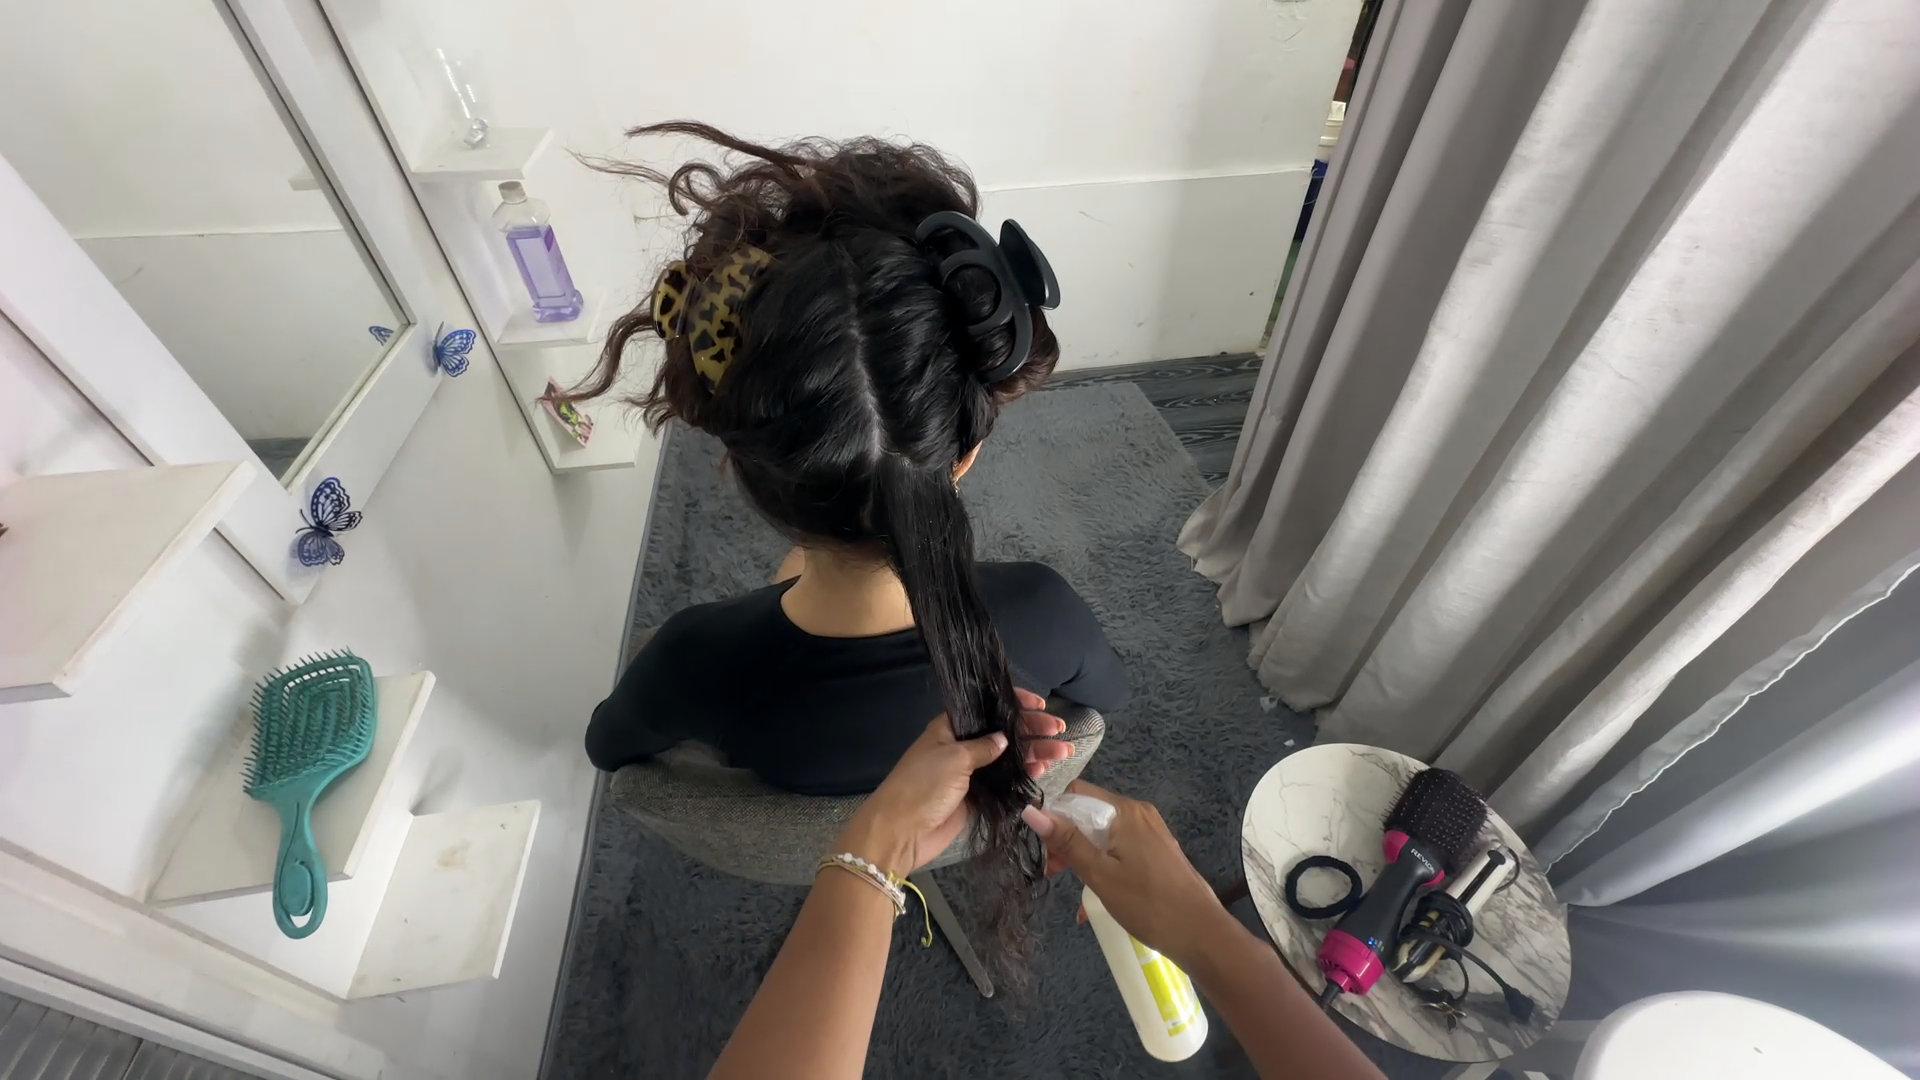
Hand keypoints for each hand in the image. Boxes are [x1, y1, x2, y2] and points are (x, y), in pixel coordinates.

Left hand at [835, 689, 1072, 877]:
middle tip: (1060, 732)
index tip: (1041, 706)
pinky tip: (1043, 771)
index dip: (1015, 704)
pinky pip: (1005, 781)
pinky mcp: (977, 797)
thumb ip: (983, 746)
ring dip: (1034, 753)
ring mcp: (970, 772)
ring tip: (1063, 753)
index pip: (988, 707)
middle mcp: (963, 745)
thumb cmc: (923, 785)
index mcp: (952, 727)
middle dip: (1032, 730)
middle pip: (1004, 732)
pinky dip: (1024, 776)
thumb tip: (1005, 739)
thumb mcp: (953, 758)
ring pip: (1009, 757)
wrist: (900, 831)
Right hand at [1021, 780, 1232, 965]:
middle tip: (1054, 873)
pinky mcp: (1158, 852)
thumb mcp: (1100, 874)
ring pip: (1105, 833)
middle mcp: (1138, 813)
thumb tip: (1031, 811)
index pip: (1077, 794)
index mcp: (1124, 811)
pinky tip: (1098, 895)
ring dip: (1085, 855)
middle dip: (1068, 839)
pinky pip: (1122, 848)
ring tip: (1074, 887)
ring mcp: (1151, 832)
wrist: (1202, 935)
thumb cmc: (1148, 903)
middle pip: (1091, 814)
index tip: (1046, 848)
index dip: (1055, 816)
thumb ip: (1066, 842)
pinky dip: (1105, 864)